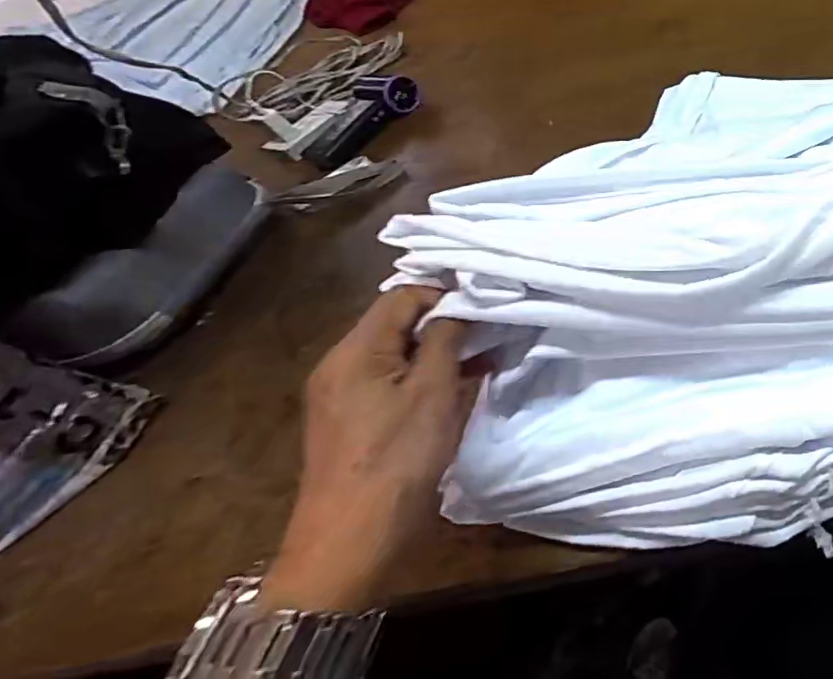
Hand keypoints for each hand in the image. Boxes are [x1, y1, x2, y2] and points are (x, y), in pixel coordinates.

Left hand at [259, 287, 478, 611]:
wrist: (352, 539)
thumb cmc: (398, 456)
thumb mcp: (433, 389)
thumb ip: (446, 337)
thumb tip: (460, 305)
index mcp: (354, 351)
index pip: (403, 296)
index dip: (447, 293)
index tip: (488, 304)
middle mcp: (340, 364)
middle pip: (398, 321)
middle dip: (446, 320)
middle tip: (491, 328)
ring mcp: (342, 392)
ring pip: (399, 350)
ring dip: (440, 348)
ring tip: (485, 354)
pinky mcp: (352, 417)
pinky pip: (393, 377)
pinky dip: (425, 372)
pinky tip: (460, 382)